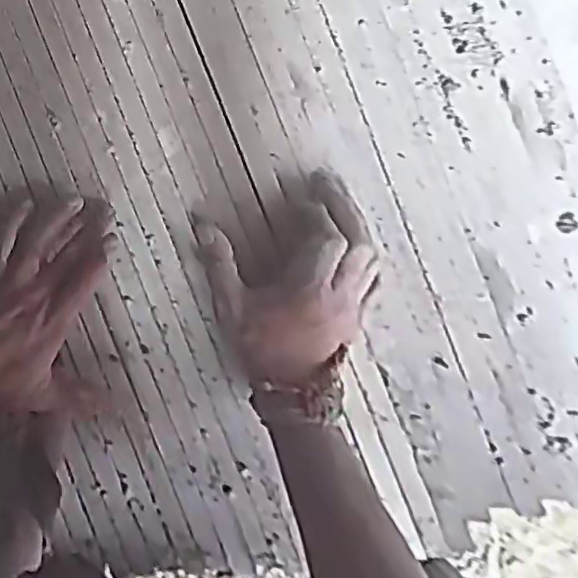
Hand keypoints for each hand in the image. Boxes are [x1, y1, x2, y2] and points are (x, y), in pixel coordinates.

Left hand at [0, 198, 115, 414]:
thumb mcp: (39, 394)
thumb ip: (75, 395)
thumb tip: (110, 404)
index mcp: (53, 321)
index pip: (81, 284)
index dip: (98, 261)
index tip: (112, 240)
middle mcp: (36, 294)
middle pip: (67, 258)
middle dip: (87, 234)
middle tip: (104, 213)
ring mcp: (11, 279)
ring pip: (40, 244)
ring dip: (58, 221)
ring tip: (74, 202)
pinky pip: (2, 241)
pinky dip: (14, 222)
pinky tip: (25, 205)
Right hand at [197, 172, 380, 388]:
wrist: (294, 393)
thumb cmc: (260, 348)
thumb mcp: (231, 306)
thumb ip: (219, 265)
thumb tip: (203, 226)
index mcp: (309, 288)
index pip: (325, 241)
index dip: (315, 214)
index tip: (298, 199)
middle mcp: (339, 293)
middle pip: (358, 242)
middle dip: (343, 209)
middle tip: (327, 184)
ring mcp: (354, 305)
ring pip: (371, 259)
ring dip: (357, 227)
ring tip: (340, 208)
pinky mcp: (359, 315)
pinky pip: (374, 278)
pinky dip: (365, 254)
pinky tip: (355, 246)